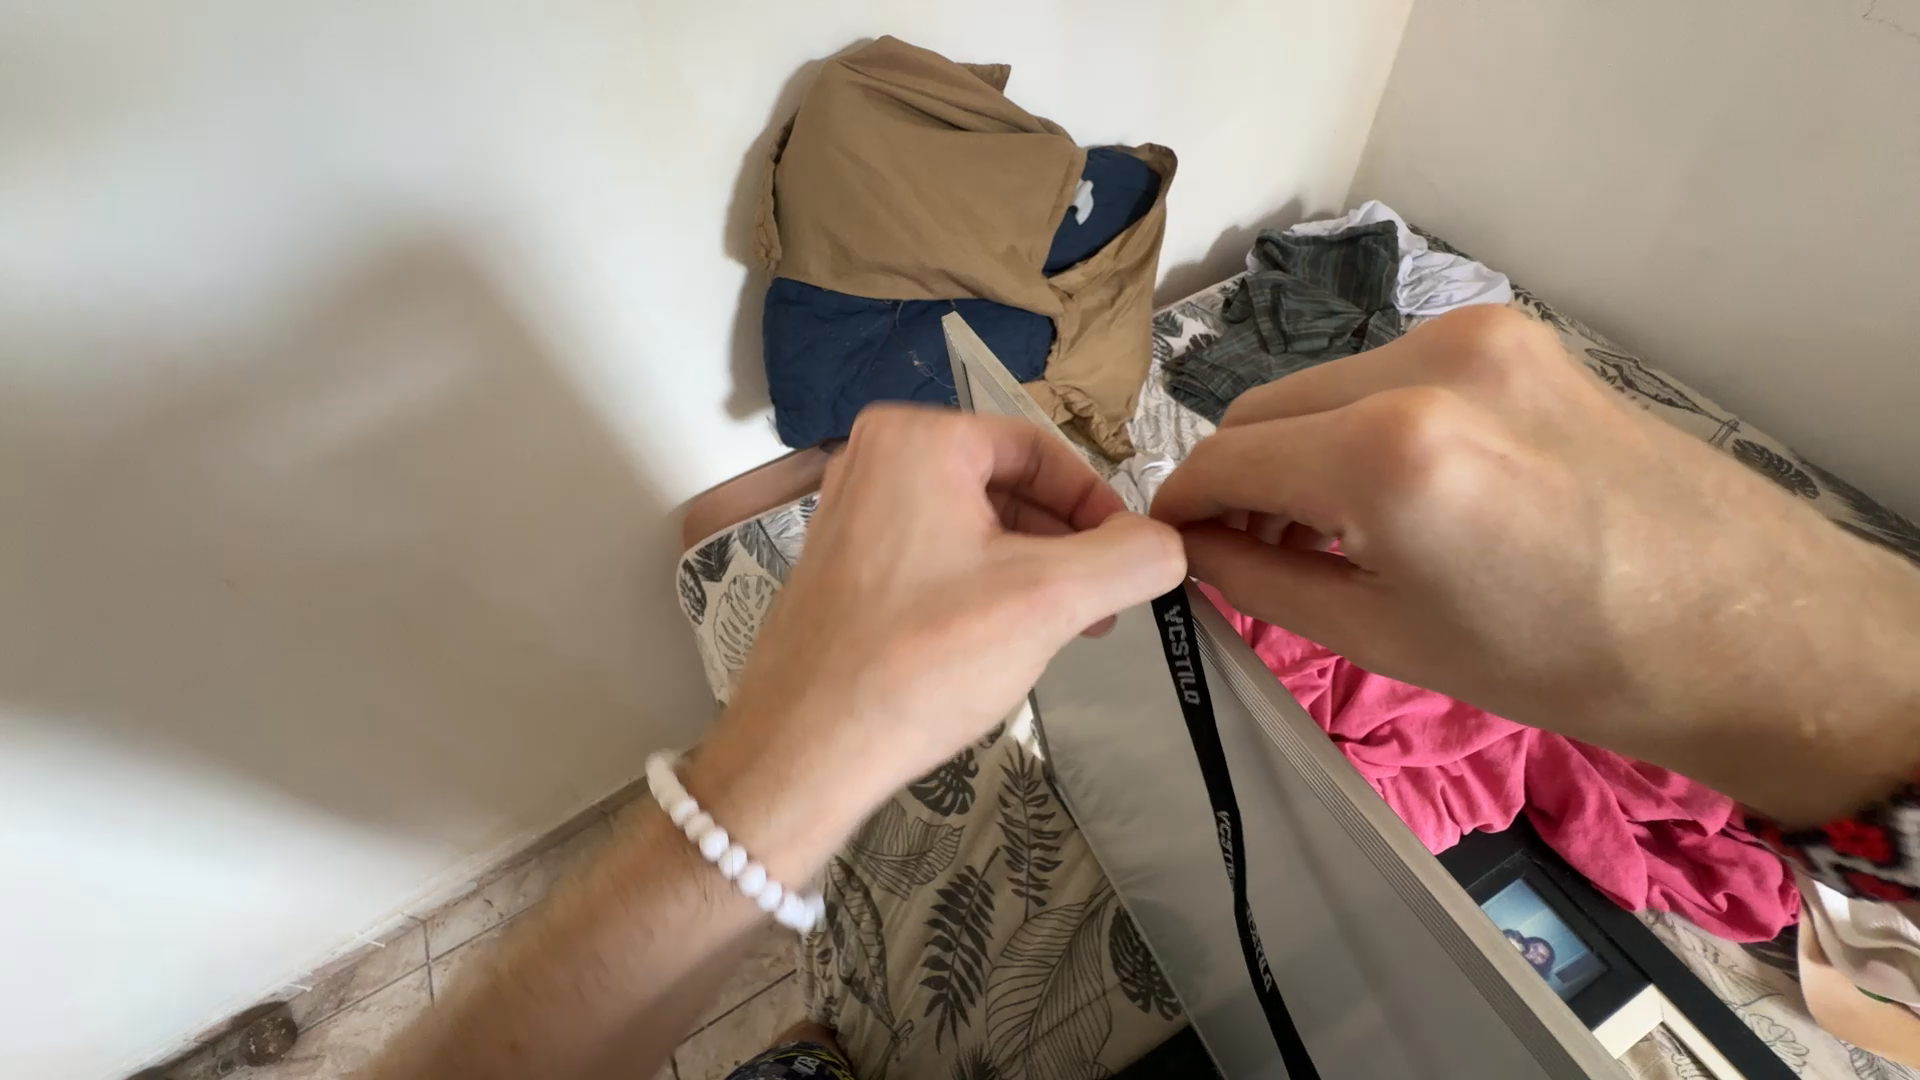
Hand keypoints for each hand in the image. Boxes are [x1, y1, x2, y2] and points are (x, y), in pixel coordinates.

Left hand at [690, 407, 1184, 870]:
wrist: (802, 751)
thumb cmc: (925, 658)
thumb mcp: (1048, 599)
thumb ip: (1130, 558)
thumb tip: (1171, 542)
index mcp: (917, 438)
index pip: (1038, 450)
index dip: (1097, 504)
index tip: (1131, 559)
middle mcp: (873, 459)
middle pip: (1004, 487)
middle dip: (1062, 545)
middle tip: (1100, 606)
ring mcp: (850, 512)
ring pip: (971, 525)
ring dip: (1027, 571)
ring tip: (1061, 628)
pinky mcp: (841, 565)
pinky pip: (932, 555)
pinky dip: (979, 586)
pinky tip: (1000, 637)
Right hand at [1151, 306, 1919, 822]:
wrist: (1757, 634)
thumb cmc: (1554, 662)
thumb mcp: (1370, 633)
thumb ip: (1250, 578)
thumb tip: (1185, 546)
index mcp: (1385, 451)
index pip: (1223, 457)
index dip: (1179, 501)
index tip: (1166, 539)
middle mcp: (1423, 363)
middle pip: (1259, 411)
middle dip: (1231, 480)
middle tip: (1238, 547)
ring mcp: (1473, 335)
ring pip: (1313, 391)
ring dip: (1287, 453)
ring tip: (1308, 526)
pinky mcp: (1509, 336)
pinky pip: (1377, 376)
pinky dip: (1346, 429)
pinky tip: (1370, 489)